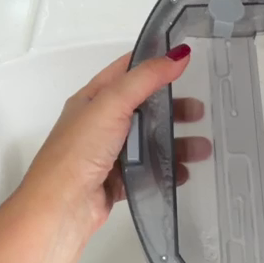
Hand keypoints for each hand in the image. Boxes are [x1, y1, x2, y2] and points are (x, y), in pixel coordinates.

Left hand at [20, 47, 211, 230]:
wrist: (61, 207)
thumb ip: (144, 78)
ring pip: (148, 141)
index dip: (153, 62)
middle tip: (199, 111)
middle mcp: (99, 123)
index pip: (126, 71)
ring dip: (176, 142)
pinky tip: (185, 172)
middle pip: (143, 108)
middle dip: (172, 108)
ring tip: (202, 148)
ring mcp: (107, 153)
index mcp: (92, 98)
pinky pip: (147, 170)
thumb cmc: (78, 151)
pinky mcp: (116, 180)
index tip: (183, 60)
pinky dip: (167, 169)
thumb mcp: (111, 104)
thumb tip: (177, 55)